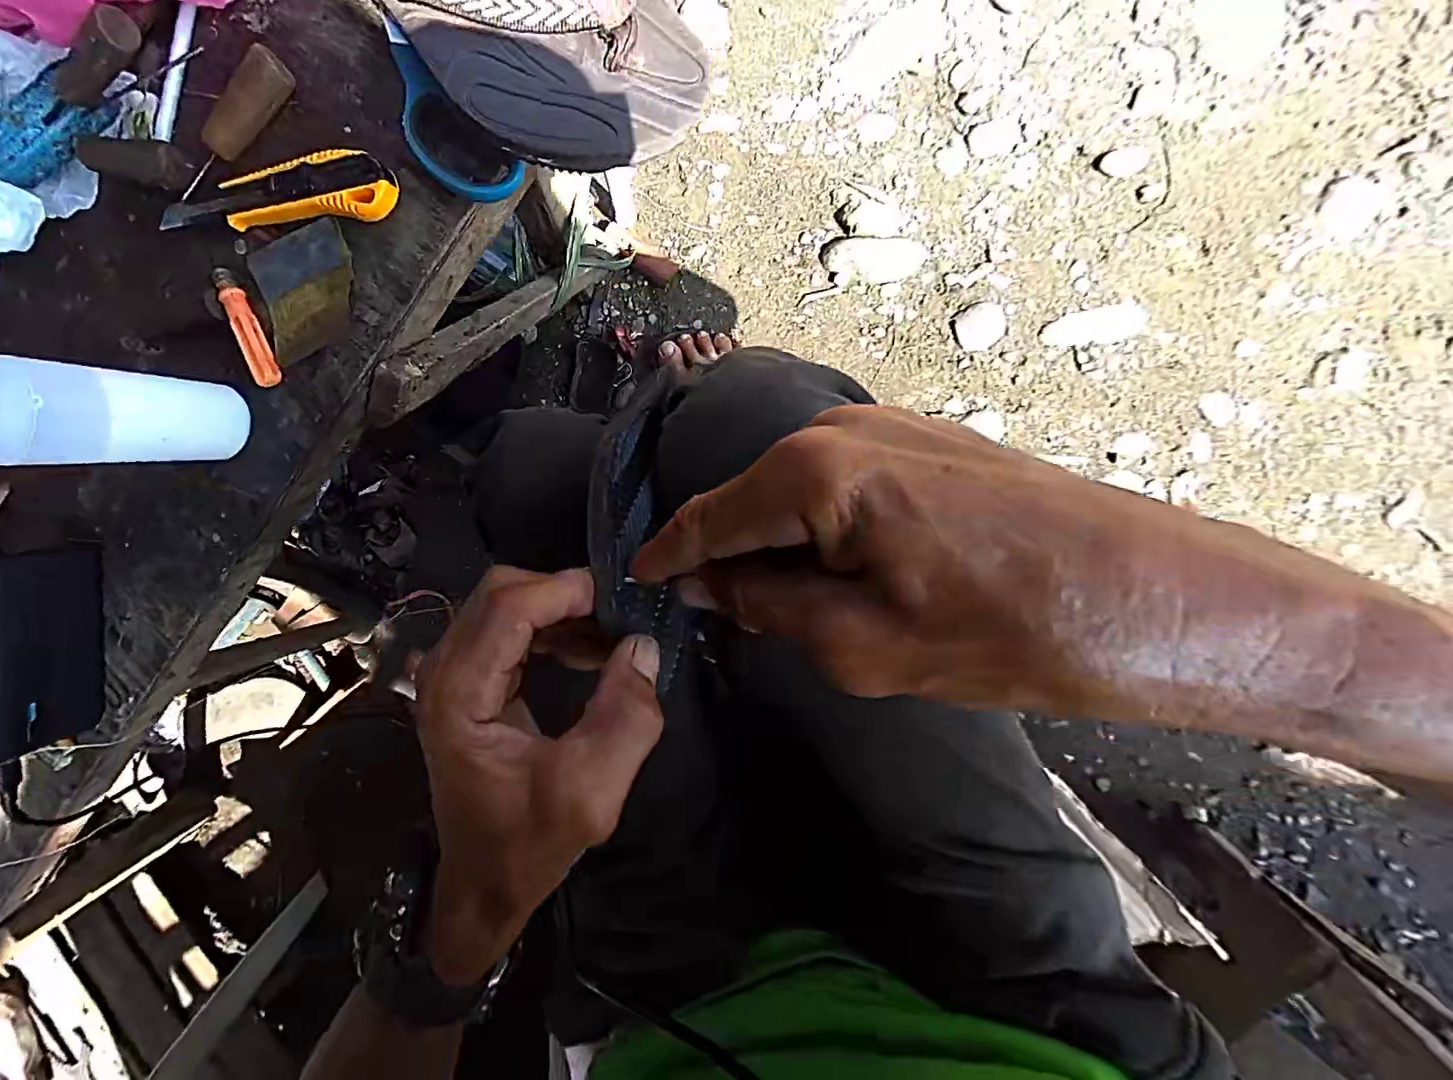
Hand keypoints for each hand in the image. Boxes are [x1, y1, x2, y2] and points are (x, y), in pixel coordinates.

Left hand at [413, 567, 662, 984]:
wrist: (481, 882)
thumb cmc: (525, 846)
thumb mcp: (589, 794)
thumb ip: (624, 719)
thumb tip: (642, 646)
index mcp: (457, 693)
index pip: (507, 606)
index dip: (564, 590)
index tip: (620, 601)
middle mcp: (441, 671)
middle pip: (499, 592)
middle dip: (562, 594)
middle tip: (617, 617)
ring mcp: (447, 673)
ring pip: (502, 605)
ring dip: (558, 611)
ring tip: (610, 637)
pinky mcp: (463, 681)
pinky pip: (505, 631)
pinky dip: (548, 630)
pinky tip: (585, 652)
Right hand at [630, 404, 1411, 725]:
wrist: (1182, 601)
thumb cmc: (1014, 633)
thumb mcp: (862, 645)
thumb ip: (765, 606)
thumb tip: (706, 585)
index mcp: (815, 474)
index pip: (708, 518)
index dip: (666, 553)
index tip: (634, 577)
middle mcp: (839, 430)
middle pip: (744, 499)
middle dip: (722, 554)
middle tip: (710, 608)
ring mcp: (886, 424)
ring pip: (787, 490)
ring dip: (771, 541)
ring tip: (773, 597)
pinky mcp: (922, 438)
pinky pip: (832, 480)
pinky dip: (812, 523)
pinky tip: (830, 566)